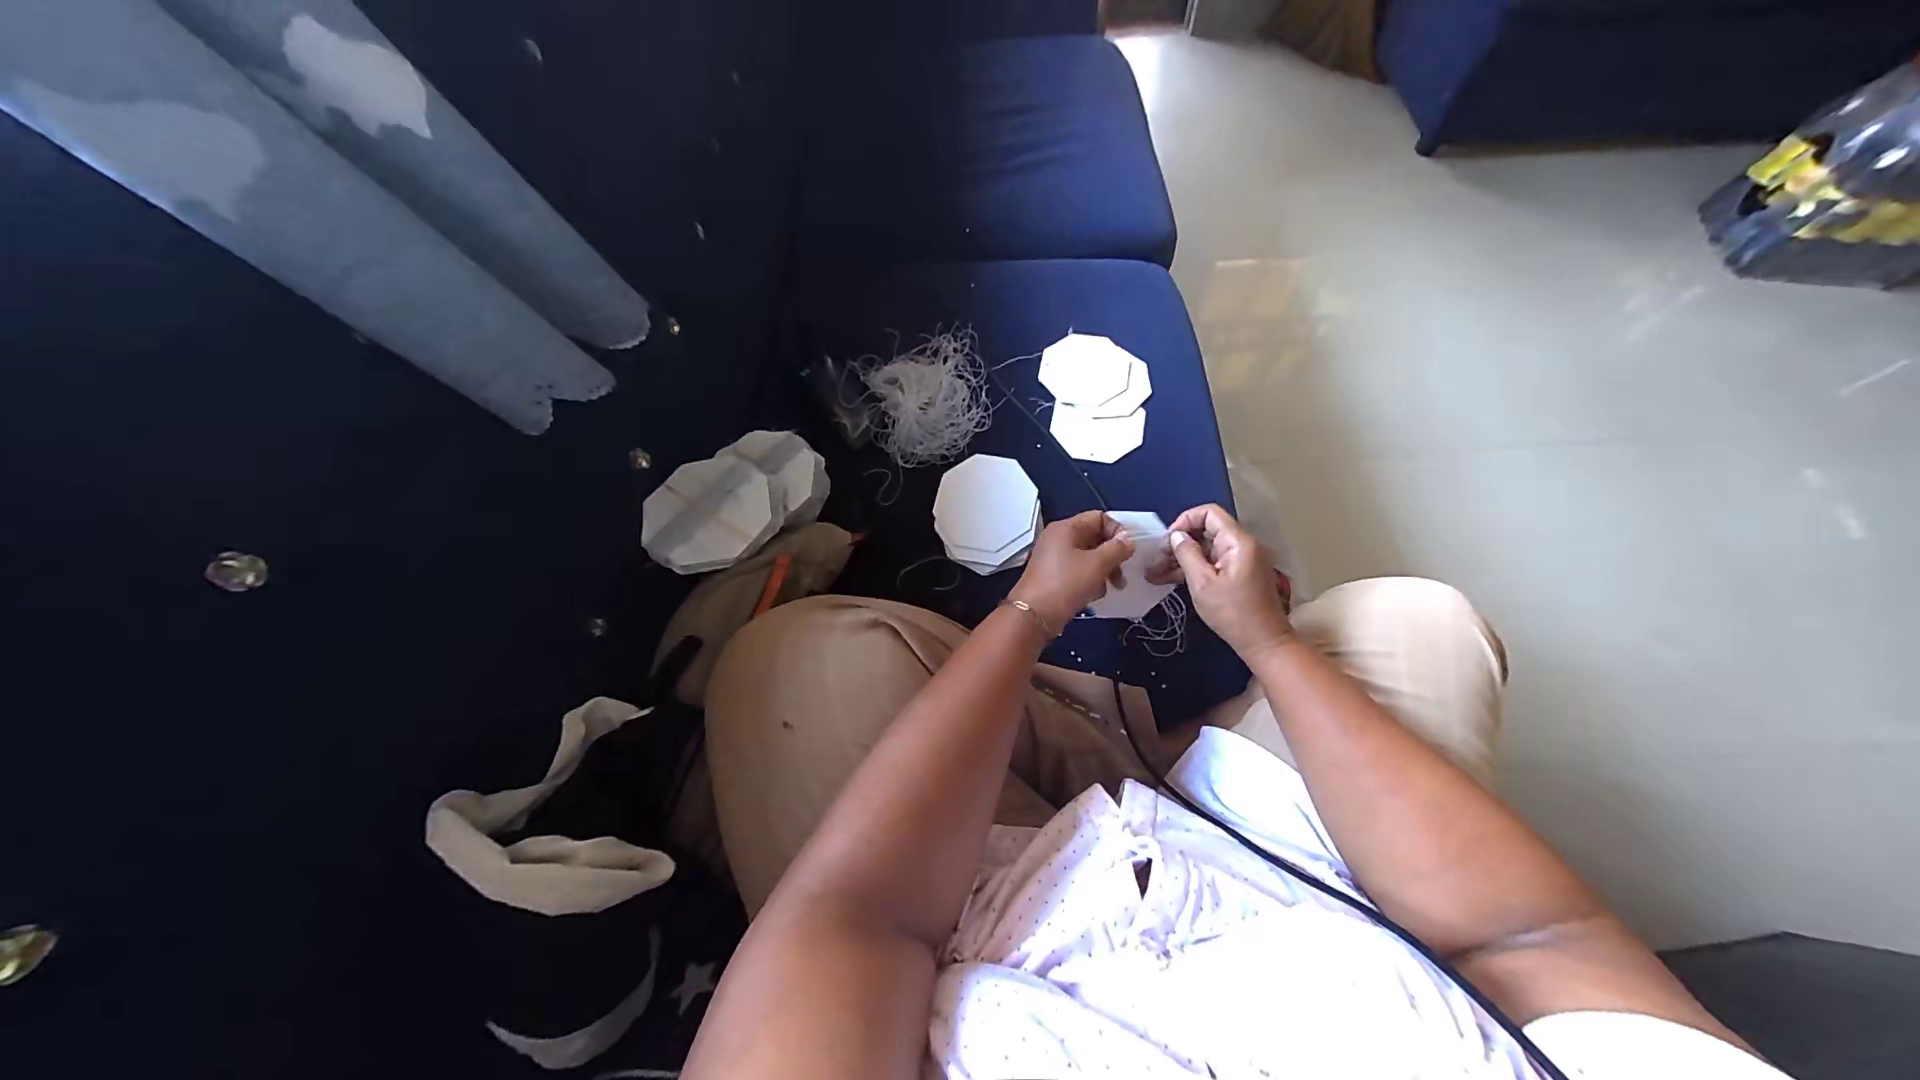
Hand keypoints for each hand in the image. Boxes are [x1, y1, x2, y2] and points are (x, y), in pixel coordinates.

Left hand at [1007, 510, 1132, 633]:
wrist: (1035, 616)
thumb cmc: (1065, 584)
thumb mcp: (1097, 564)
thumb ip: (1117, 548)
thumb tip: (1128, 540)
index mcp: (1066, 528)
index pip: (1098, 517)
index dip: (1116, 530)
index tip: (1126, 549)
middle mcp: (1059, 540)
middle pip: (1095, 538)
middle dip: (1112, 555)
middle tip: (1121, 571)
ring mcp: (1055, 559)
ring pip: (1089, 558)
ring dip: (1104, 571)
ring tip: (1111, 586)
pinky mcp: (1055, 577)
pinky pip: (1080, 573)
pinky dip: (1090, 581)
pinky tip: (1093, 594)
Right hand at [1150, 503, 1292, 659]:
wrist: (1264, 643)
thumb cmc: (1232, 613)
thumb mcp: (1202, 583)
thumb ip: (1187, 554)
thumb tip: (1176, 536)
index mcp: (1238, 542)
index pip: (1209, 513)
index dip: (1184, 521)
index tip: (1167, 542)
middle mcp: (1243, 545)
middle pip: (1206, 530)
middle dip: (1179, 543)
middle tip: (1156, 561)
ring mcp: (1242, 559)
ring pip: (1206, 548)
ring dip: (1181, 558)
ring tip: (1155, 573)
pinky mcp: (1239, 573)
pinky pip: (1212, 561)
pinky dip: (1193, 567)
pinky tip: (1170, 579)